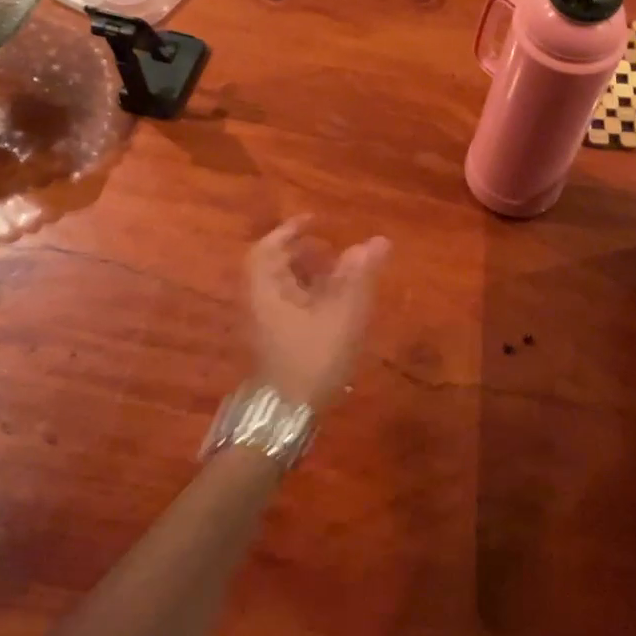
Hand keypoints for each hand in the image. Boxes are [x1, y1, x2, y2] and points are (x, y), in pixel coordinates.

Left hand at [247, 216, 388, 408]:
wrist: (287, 415)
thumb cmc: (312, 358)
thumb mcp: (342, 314)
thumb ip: (359, 275)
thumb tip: (377, 241)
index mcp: (266, 289)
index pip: (269, 248)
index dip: (290, 230)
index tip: (315, 220)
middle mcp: (258, 303)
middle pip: (273, 267)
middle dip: (300, 252)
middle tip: (329, 244)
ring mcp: (264, 326)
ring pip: (281, 289)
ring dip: (305, 275)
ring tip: (338, 271)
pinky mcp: (273, 344)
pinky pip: (288, 307)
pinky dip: (307, 296)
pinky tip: (333, 305)